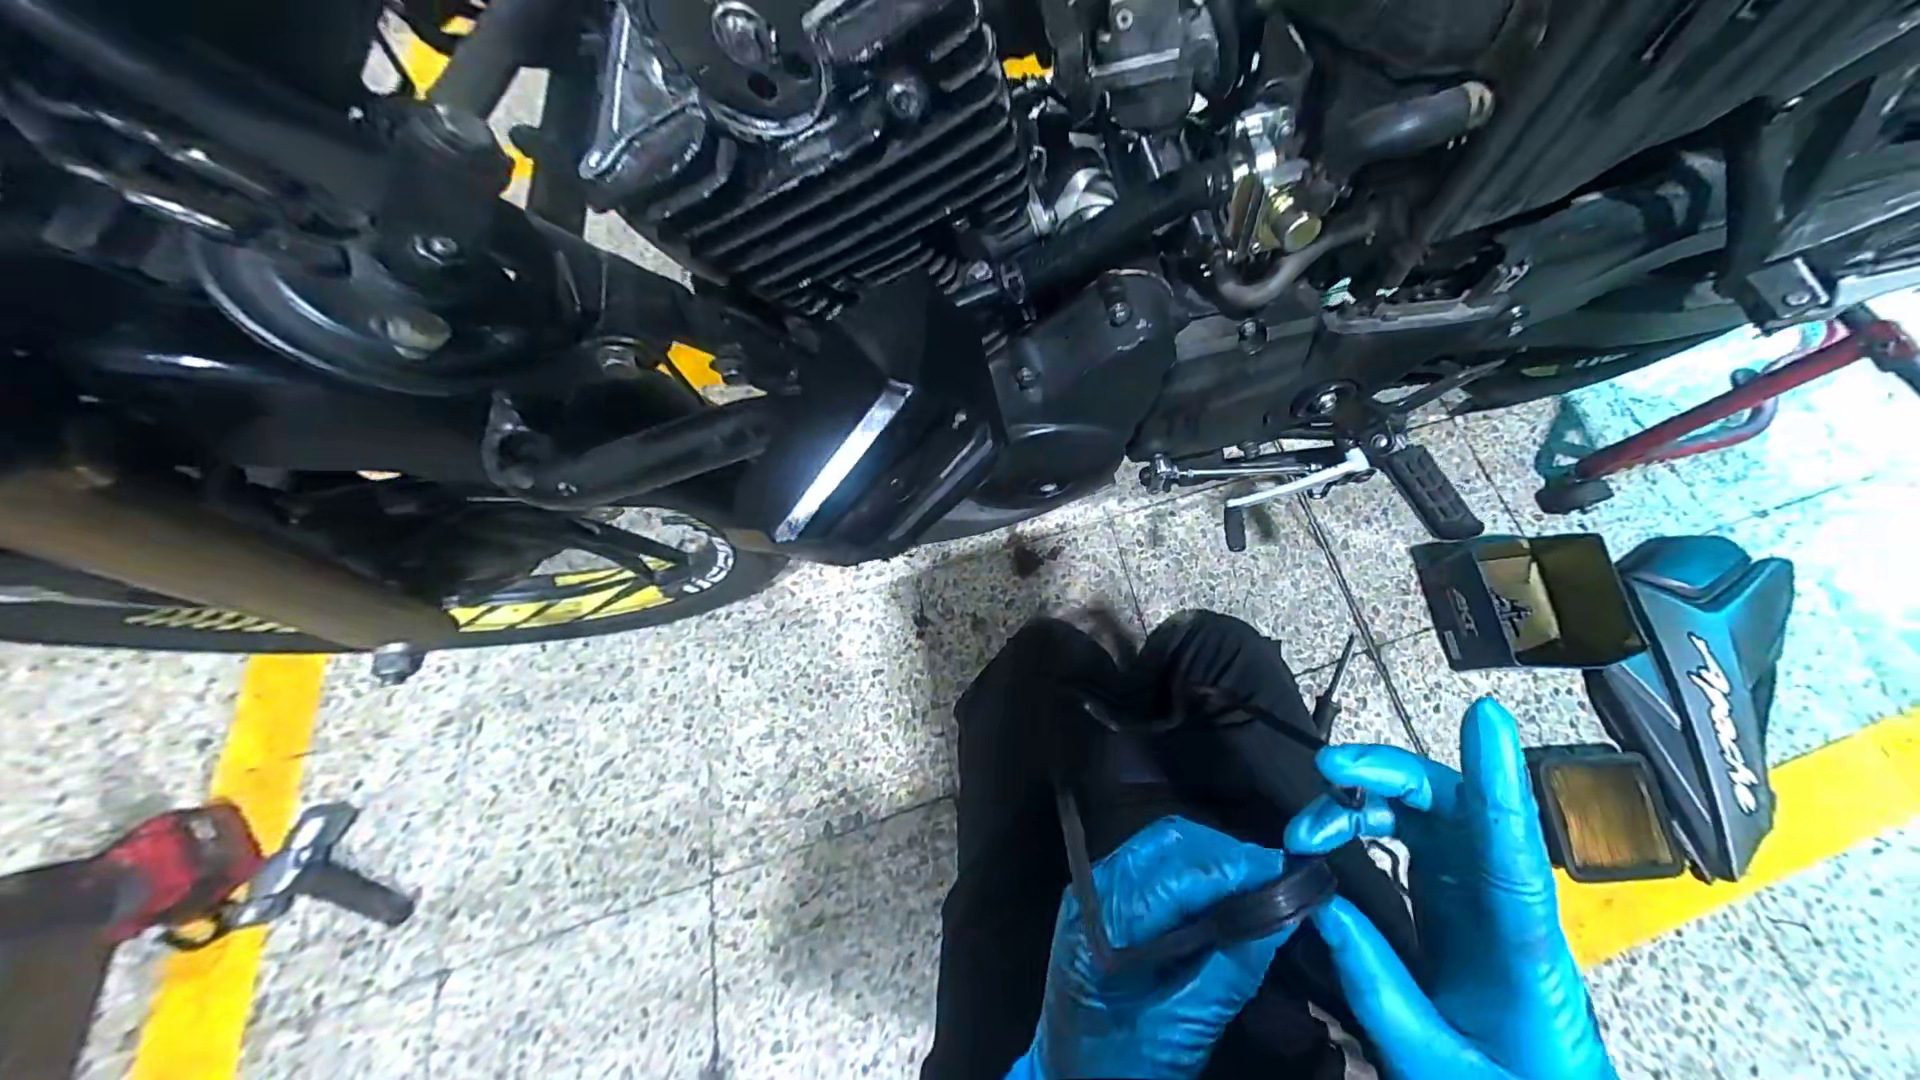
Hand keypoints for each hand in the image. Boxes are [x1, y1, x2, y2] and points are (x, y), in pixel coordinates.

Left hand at [1006, 816, 1294, 1079]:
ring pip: (1162, 845)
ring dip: (1212, 857)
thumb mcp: (1181, 1031)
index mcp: (1103, 924)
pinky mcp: (1104, 895)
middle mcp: (1093, 890)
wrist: (1068, 1079)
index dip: (1234, 868)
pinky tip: (1223, 890)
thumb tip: (1284, 917)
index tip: (1286, 872)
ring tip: (1258, 883)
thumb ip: (1230, 971)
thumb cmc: (1121, 1068)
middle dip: (1226, 855)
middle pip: (1168, 844)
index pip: (1177, 875)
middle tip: (1278, 878)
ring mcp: (1094, 888)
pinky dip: (1193, 868)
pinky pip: (1153, 861)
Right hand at [1283, 698, 1616, 1079]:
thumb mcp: (1436, 1066)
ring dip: (1360, 803)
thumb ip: (1377, 985)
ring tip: (1303, 829)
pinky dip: (1360, 826)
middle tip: (1326, 770)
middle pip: (1454, 811)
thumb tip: (1317, 902)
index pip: (1513, 851)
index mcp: (1521, 948)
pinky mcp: (1450, 904)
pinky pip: (1407, 843)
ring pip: (1423, 818)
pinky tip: (1324, 839)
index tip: (1486, 715)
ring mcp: (1475, 899)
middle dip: (1388, 775)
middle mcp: (1500, 904)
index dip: (1499, 780)